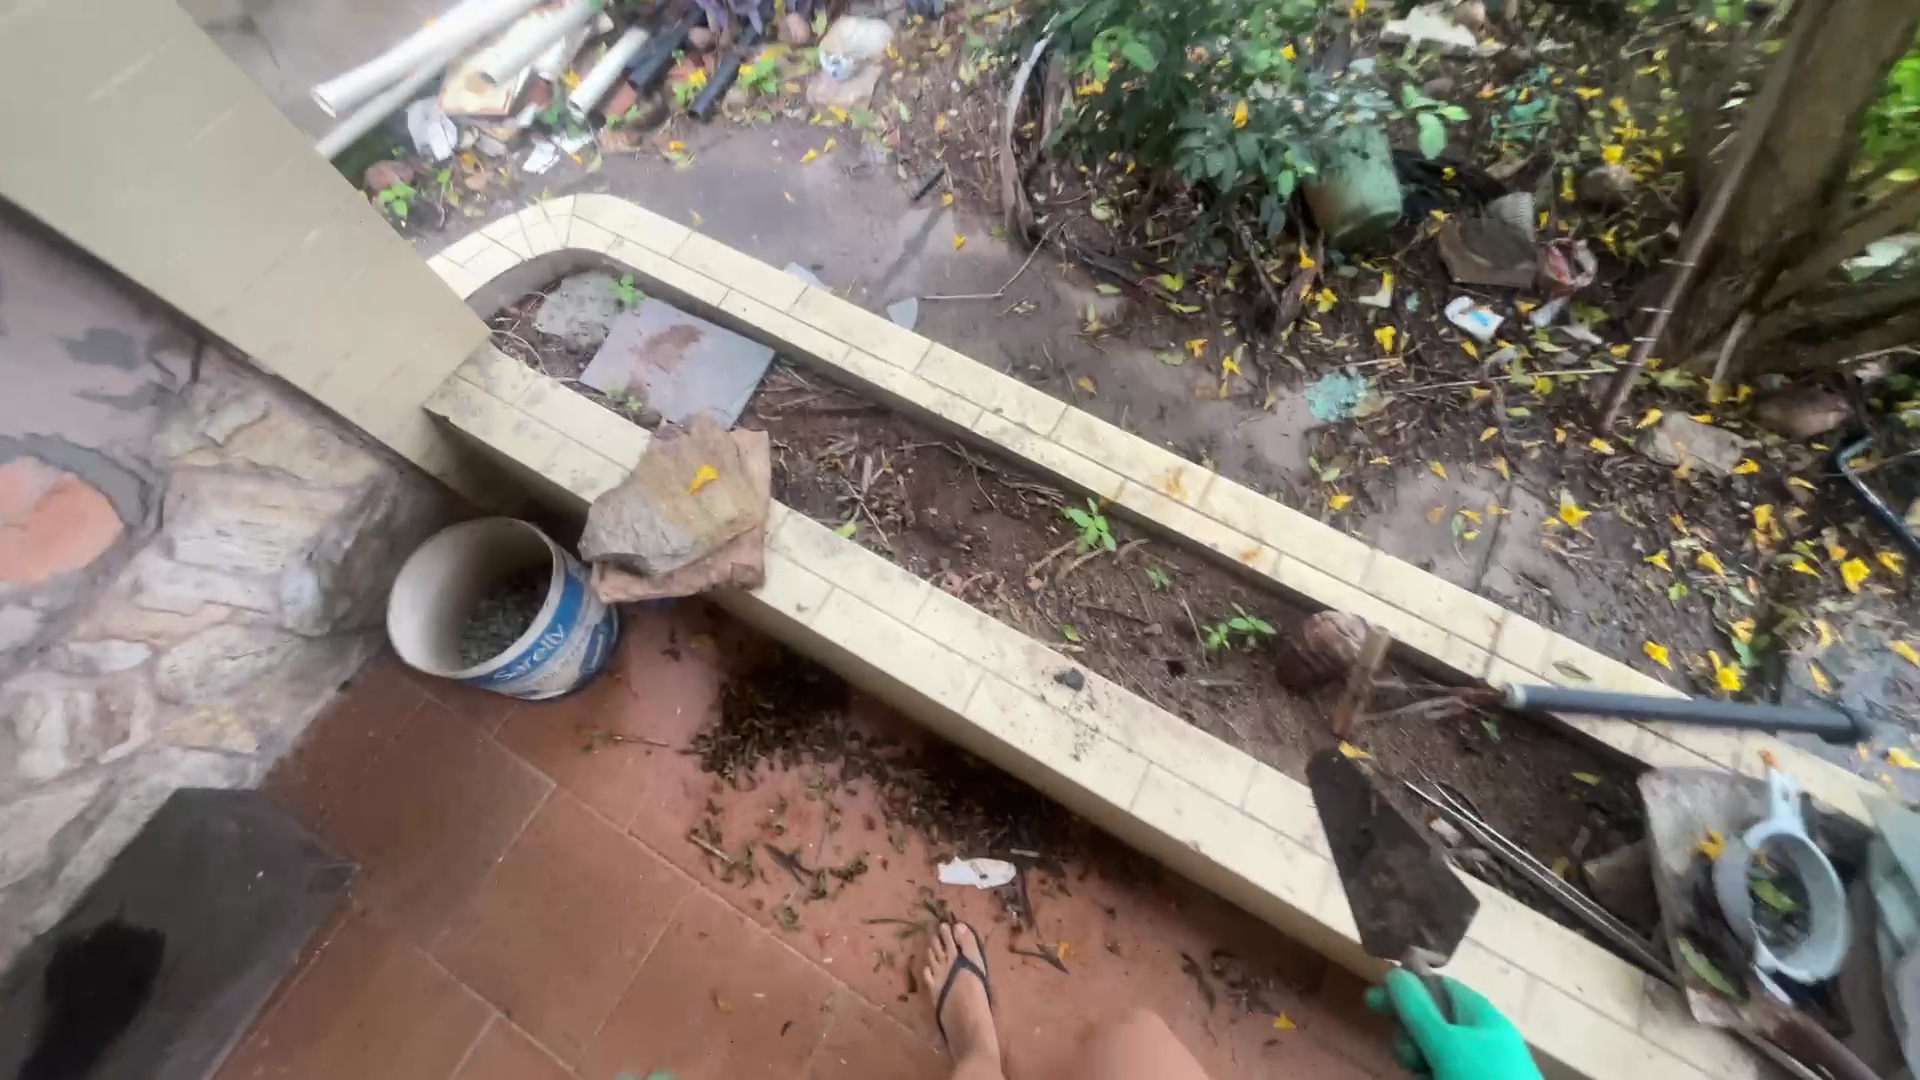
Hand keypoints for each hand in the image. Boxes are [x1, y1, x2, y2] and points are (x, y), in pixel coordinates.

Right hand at [1365, 970, 1541, 1079]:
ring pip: (1429, 1049)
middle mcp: (1480, 1038)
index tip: (1374, 1003)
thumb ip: (1416, 1006)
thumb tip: (1395, 972)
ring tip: (1418, 1074)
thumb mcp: (1446, 1045)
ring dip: (1415, 1058)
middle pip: (1429, 1017)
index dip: (1405, 988)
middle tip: (1405, 1054)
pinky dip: (1426, 1077)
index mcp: (1483, 1017)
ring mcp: (1477, 1067)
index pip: (1437, 984)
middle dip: (1408, 1032)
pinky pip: (1438, 1072)